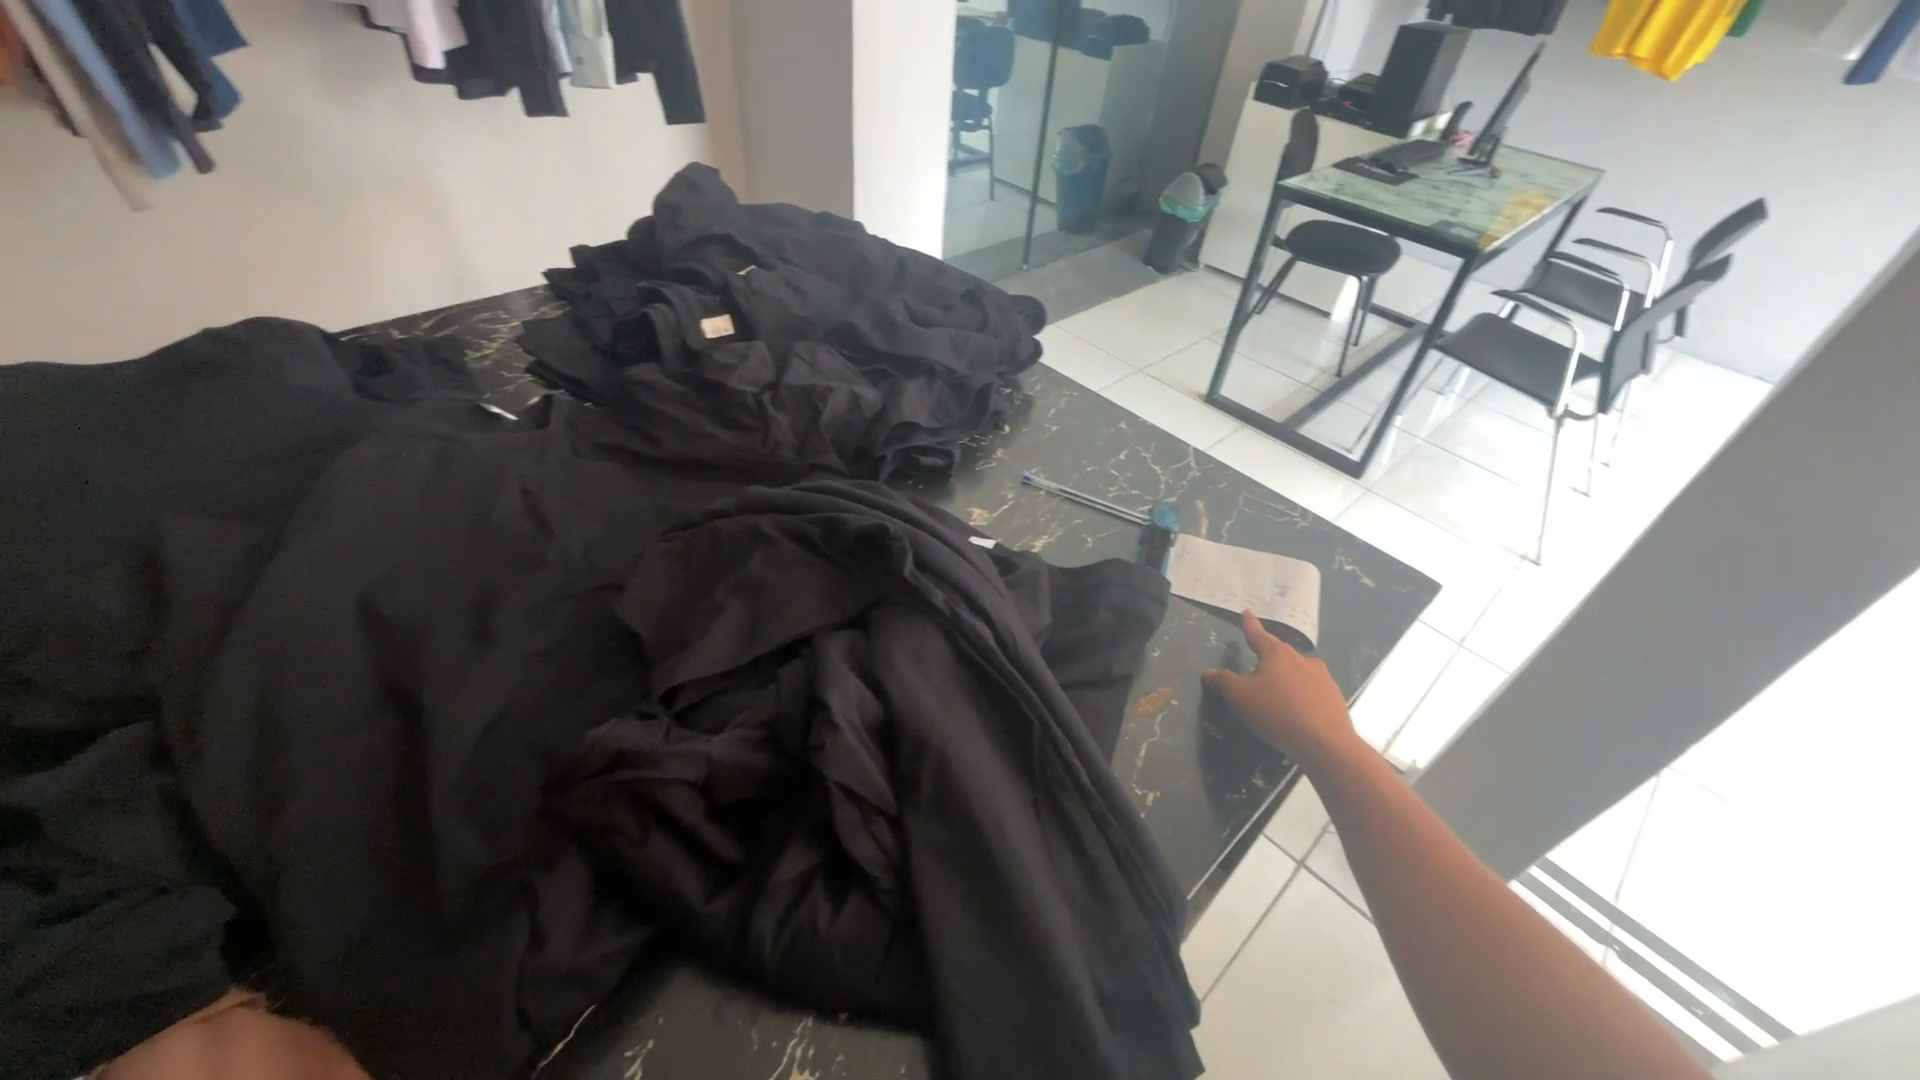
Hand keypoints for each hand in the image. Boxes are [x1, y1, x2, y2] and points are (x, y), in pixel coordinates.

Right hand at [1204, 609, 1360, 769]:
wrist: (1325, 742)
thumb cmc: (1277, 713)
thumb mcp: (1240, 697)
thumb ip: (1224, 682)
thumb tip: (1209, 672)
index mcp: (1277, 654)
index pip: (1258, 635)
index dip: (1250, 625)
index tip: (1247, 613)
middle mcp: (1302, 659)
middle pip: (1280, 654)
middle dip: (1269, 658)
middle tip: (1258, 667)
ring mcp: (1322, 677)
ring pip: (1299, 671)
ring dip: (1288, 677)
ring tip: (1279, 693)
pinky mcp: (1334, 696)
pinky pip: (1313, 690)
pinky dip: (1303, 694)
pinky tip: (1298, 710)